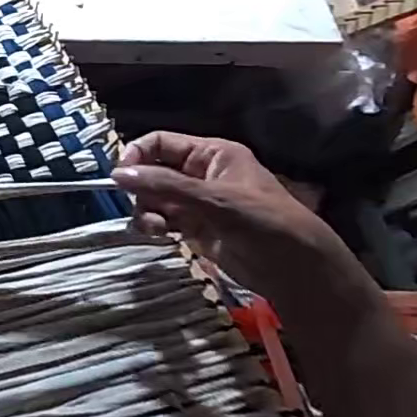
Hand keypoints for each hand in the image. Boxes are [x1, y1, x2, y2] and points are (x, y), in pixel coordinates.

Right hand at [110, 132, 371, 319]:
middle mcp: (199, 173)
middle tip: (141, 206)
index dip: (136, 155)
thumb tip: (116, 174)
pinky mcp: (193, 226)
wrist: (299, 275)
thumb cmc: (266, 224)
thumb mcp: (216, 200)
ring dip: (145, 209)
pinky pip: (160, 217)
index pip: (158, 142)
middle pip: (151, 169)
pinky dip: (152, 224)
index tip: (120, 176)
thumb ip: (165, 185)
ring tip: (153, 227)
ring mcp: (195, 201)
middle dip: (141, 187)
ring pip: (151, 196)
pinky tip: (158, 233)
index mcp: (211, 154)